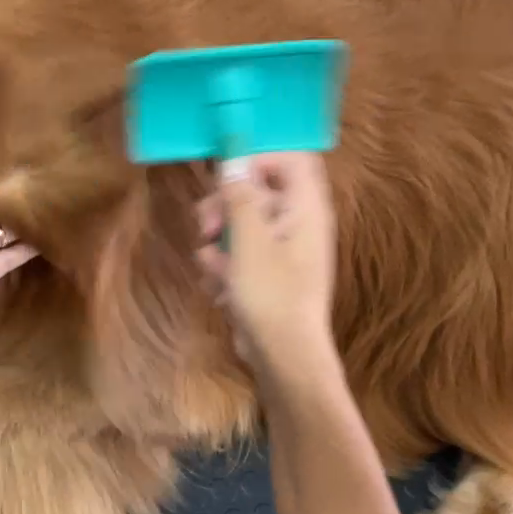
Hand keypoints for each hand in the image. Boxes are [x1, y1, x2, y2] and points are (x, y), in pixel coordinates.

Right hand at [195, 153, 338, 374]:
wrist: (283, 354)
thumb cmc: (271, 294)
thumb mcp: (249, 240)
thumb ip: (241, 197)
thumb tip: (233, 164)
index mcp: (306, 209)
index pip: (291, 159)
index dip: (257, 159)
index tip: (224, 177)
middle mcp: (298, 223)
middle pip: (257, 190)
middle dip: (224, 205)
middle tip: (206, 226)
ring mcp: (282, 250)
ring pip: (240, 223)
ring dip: (217, 241)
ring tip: (212, 267)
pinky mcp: (266, 273)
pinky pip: (238, 253)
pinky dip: (223, 266)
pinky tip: (219, 286)